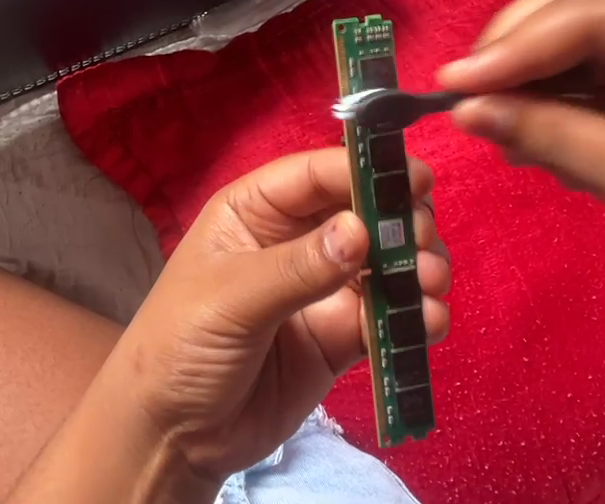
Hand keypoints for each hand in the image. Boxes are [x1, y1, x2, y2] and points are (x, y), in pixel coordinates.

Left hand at [103, 148, 447, 485]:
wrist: (174, 434)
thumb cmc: (180, 343)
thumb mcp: (230, 298)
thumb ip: (296, 268)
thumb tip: (360, 230)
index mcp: (255, 210)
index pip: (315, 175)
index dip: (363, 168)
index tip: (416, 177)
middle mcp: (293, 239)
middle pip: (360, 211)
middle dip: (399, 218)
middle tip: (420, 241)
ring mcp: (321, 289)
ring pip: (383, 262)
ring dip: (415, 265)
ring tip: (430, 283)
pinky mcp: (340, 337)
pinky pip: (386, 317)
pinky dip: (414, 315)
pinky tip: (428, 322)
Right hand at [436, 0, 604, 327]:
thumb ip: (560, 139)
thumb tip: (464, 110)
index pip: (599, 15)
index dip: (518, 45)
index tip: (453, 84)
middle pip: (584, 12)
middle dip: (517, 51)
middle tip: (460, 95)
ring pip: (580, 42)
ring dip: (528, 77)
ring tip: (486, 119)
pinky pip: (592, 77)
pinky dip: (551, 101)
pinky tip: (524, 132)